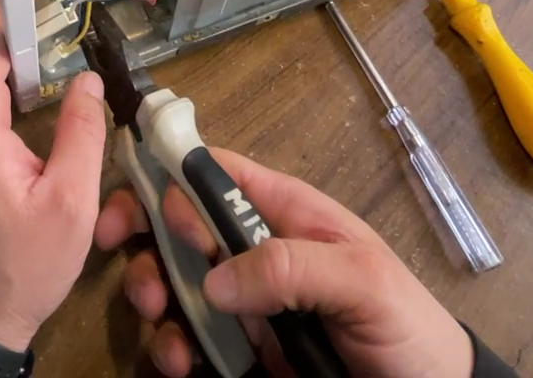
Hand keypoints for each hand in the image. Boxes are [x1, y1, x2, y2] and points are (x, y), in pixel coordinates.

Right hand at [94, 147, 473, 377]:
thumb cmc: (406, 324)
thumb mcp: (363, 280)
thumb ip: (292, 264)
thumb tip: (214, 278)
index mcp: (281, 212)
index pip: (215, 173)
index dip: (173, 176)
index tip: (142, 206)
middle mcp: (252, 249)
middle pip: (180, 222)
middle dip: (146, 235)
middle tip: (127, 262)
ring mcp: (243, 301)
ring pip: (174, 279)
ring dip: (152, 292)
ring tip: (158, 322)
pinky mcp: (238, 350)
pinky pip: (187, 336)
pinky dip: (170, 346)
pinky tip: (177, 362)